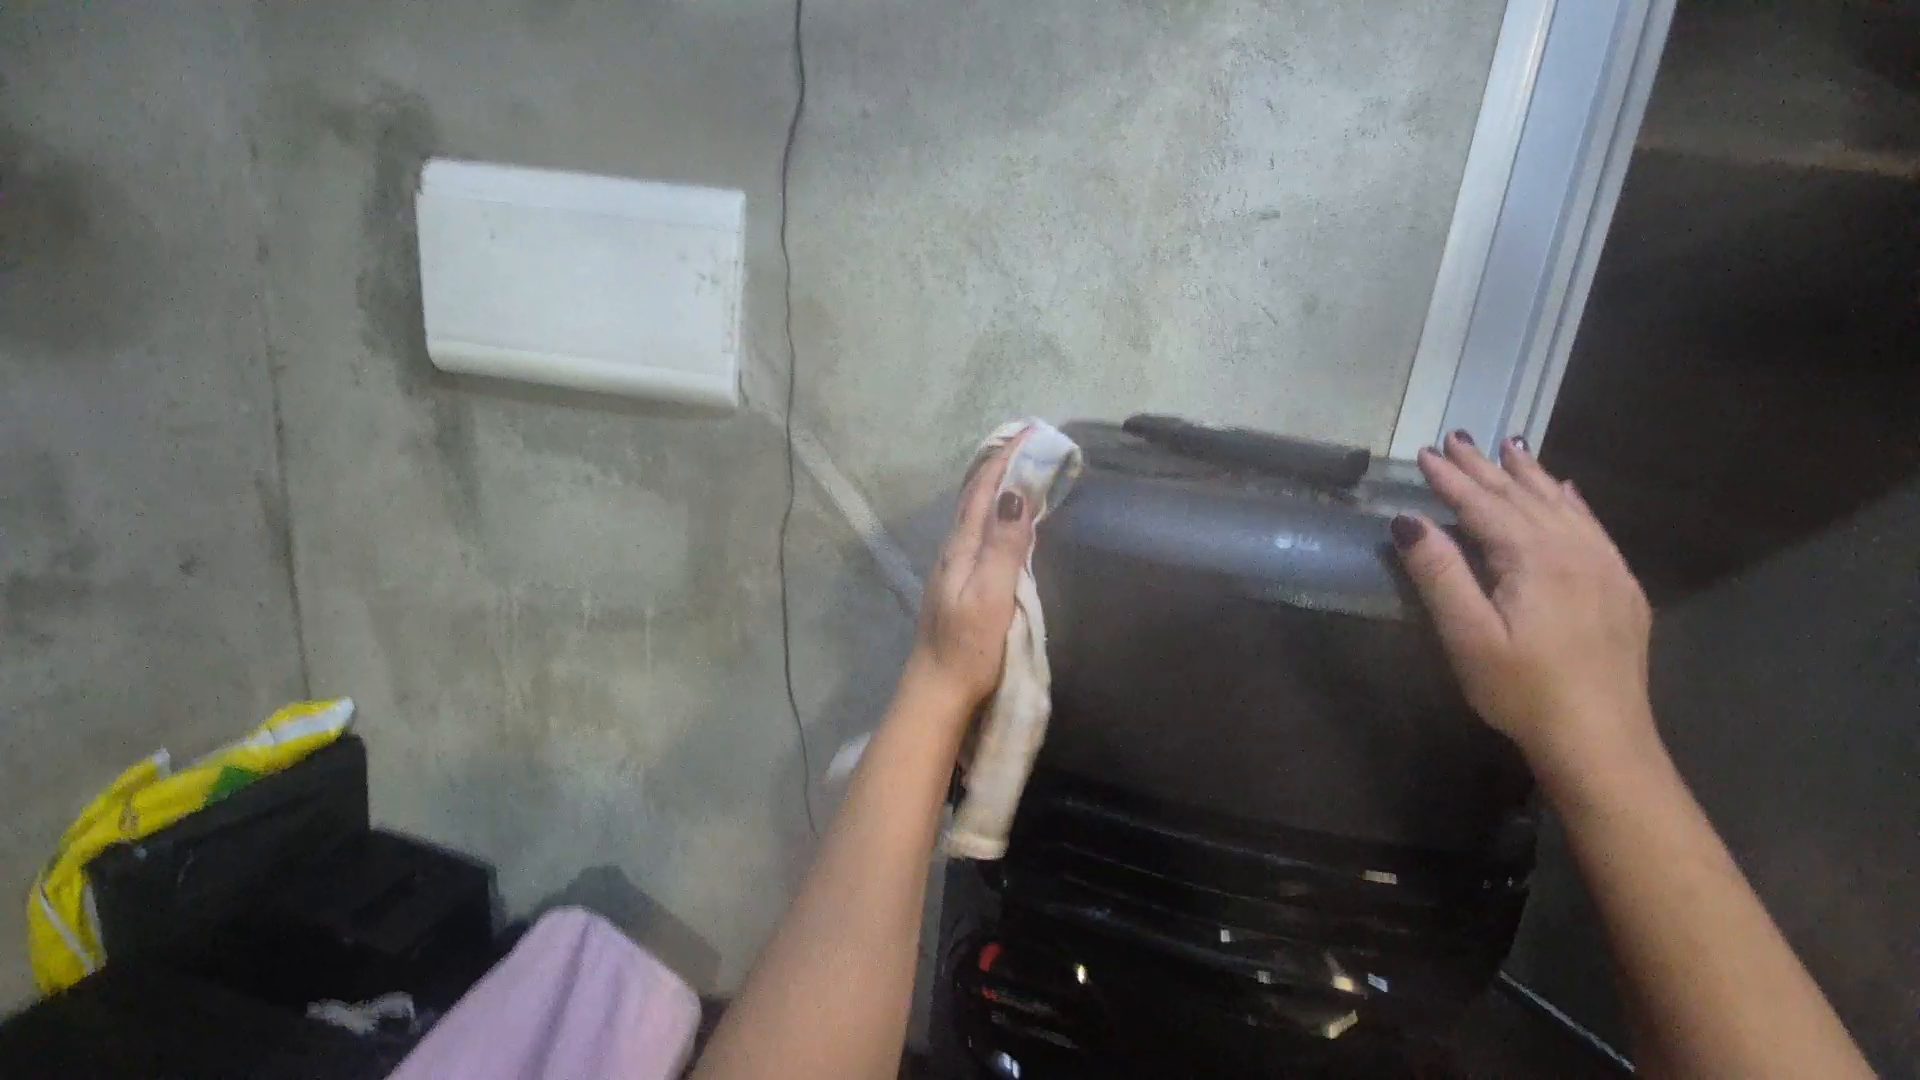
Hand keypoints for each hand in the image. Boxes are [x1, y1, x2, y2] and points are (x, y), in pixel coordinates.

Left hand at [907, 434, 1038, 710]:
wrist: (939, 690)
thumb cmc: (968, 647)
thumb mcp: (990, 595)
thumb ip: (1003, 545)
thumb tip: (1016, 492)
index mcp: (961, 547)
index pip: (984, 490)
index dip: (1007, 458)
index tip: (1032, 430)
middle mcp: (954, 549)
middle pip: (976, 495)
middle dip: (1002, 463)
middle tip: (1031, 439)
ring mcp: (955, 566)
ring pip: (976, 511)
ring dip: (998, 484)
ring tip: (1022, 466)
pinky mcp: (961, 583)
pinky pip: (980, 530)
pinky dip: (996, 510)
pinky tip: (1005, 517)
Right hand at [1393, 432, 1657, 777]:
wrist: (1600, 741)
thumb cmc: (1521, 689)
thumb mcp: (1466, 635)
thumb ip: (1439, 573)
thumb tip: (1409, 521)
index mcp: (1536, 559)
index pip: (1485, 506)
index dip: (1452, 479)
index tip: (1425, 453)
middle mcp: (1577, 551)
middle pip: (1524, 497)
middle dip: (1487, 467)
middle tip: (1459, 438)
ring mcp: (1606, 569)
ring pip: (1562, 506)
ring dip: (1530, 475)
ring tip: (1509, 447)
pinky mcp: (1621, 590)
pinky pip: (1592, 526)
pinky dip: (1570, 501)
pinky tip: (1565, 491)